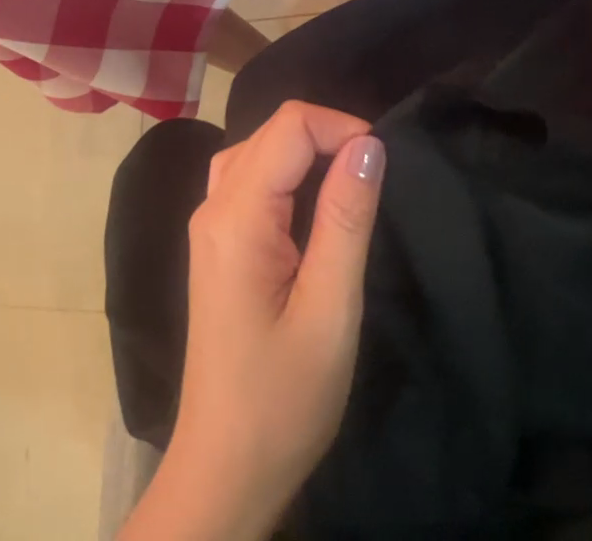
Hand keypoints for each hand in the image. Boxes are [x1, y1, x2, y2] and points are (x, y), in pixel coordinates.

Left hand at [121, 103, 385, 540]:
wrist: (227, 464)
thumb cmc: (284, 395)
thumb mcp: (330, 308)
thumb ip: (347, 219)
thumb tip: (369, 144)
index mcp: (236, 218)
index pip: (288, 126)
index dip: (341, 127)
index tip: (383, 167)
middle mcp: (212, 209)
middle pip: (269, 133)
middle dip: (326, 136)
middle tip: (374, 182)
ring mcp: (209, 228)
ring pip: (257, 153)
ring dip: (306, 155)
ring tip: (351, 189)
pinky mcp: (217, 248)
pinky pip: (249, 183)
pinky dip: (288, 176)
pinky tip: (314, 207)